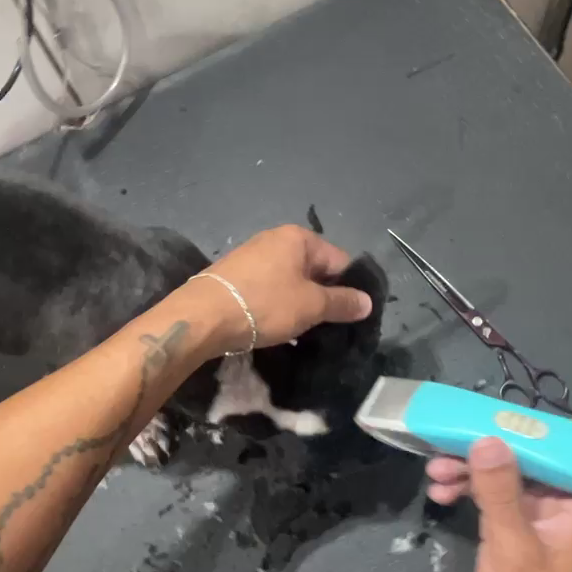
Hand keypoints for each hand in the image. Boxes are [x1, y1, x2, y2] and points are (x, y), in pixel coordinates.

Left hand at [188, 225, 373, 353]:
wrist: (204, 316)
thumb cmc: (265, 304)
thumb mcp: (311, 306)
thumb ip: (342, 302)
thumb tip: (367, 301)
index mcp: (298, 238)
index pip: (340, 261)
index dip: (349, 289)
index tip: (351, 317)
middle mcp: (275, 240)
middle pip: (314, 271)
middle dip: (323, 299)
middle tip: (329, 328)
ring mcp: (253, 257)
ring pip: (290, 283)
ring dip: (299, 305)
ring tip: (304, 333)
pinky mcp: (236, 276)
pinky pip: (269, 290)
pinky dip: (277, 307)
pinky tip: (278, 328)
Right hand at [428, 434, 571, 571]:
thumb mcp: (513, 548)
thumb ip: (500, 493)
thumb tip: (487, 438)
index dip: (552, 425)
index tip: (507, 416)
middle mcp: (565, 498)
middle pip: (533, 449)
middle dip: (491, 443)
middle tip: (453, 439)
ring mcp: (536, 509)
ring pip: (505, 466)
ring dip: (469, 464)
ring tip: (435, 471)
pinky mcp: (512, 521)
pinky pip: (489, 488)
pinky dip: (464, 484)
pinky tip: (439, 491)